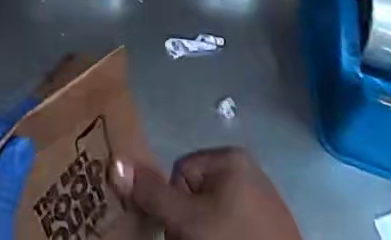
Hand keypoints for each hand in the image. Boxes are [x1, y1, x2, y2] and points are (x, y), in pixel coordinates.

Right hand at [111, 147, 300, 239]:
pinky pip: (235, 230)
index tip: (183, 232)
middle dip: (189, 226)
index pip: (180, 174)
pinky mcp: (274, 232)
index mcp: (231, 159)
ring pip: (214, 218)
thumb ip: (152, 193)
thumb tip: (116, 162)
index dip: (175, 207)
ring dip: (202, 236)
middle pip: (197, 197)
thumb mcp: (188, 221)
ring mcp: (265, 204)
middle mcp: (249, 172)